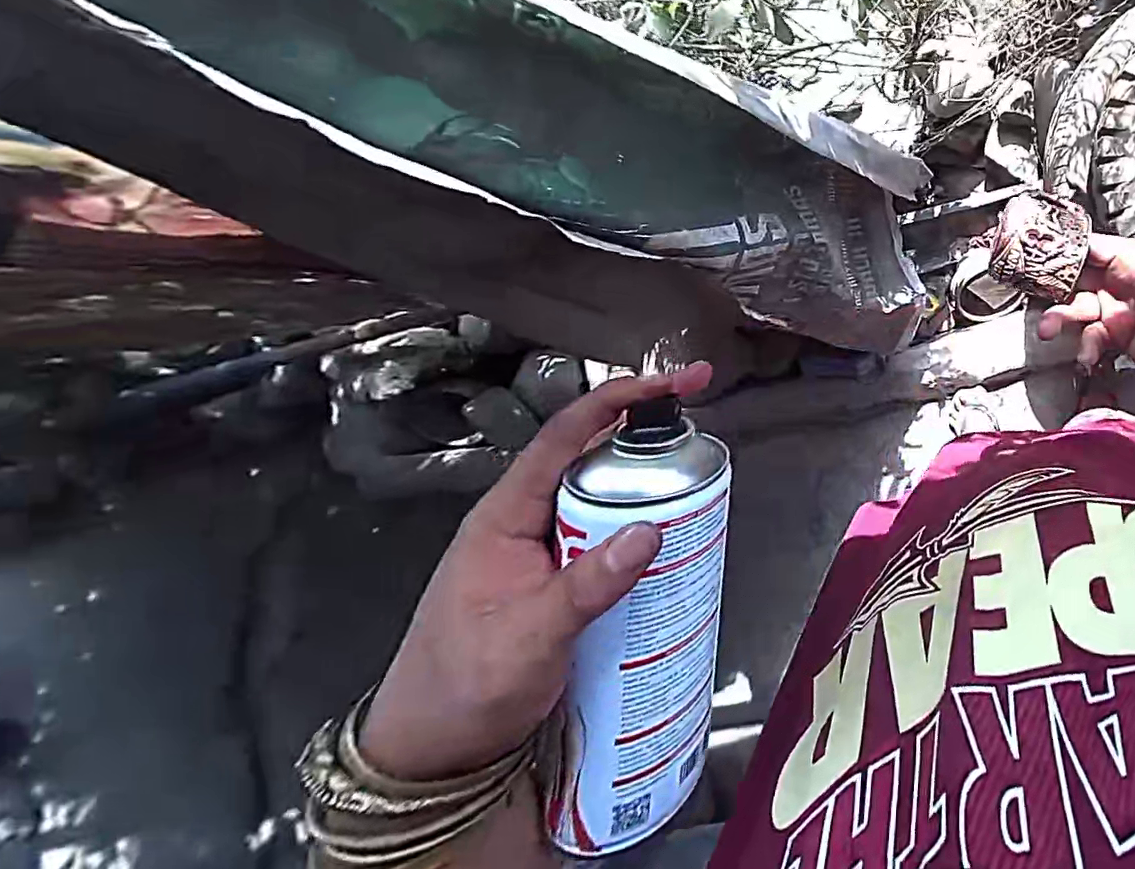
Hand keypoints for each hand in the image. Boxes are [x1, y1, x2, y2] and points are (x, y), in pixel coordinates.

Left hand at [359, 361, 714, 779]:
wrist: (435, 753)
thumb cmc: (464, 688)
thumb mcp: (528, 637)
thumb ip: (588, 584)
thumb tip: (652, 530)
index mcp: (507, 512)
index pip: (566, 434)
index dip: (619, 399)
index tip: (672, 382)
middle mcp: (529, 516)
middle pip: (594, 457)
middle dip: (646, 436)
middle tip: (699, 432)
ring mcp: (548, 545)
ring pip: (605, 495)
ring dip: (648, 484)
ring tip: (697, 481)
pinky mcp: (565, 573)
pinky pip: (610, 532)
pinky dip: (643, 524)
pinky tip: (673, 535)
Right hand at [1035, 199, 1134, 391]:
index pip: (1100, 249)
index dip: (1071, 250)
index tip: (1047, 252)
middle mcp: (1130, 286)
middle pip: (1080, 279)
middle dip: (1055, 284)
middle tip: (1037, 290)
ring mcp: (1125, 314)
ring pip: (1079, 310)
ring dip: (1060, 317)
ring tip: (1048, 328)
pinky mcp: (1123, 340)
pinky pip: (1092, 339)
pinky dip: (1084, 347)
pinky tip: (1086, 354)